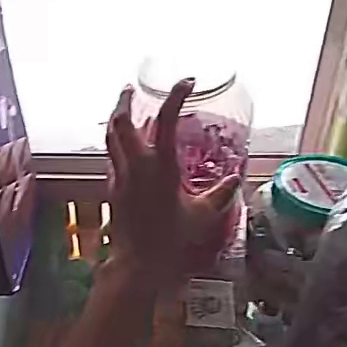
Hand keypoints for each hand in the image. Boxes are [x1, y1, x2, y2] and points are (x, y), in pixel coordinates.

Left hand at [104, 79, 241, 290]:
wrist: (137, 265)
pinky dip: (118, 146)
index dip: (176, 95)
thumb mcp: (203, 216)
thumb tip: (236, 180)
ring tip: (123, 109)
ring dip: (117, 120)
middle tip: (131, 88)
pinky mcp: (112, 190)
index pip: (166, 119)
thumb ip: (220, 195)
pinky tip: (126, 151)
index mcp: (160, 165)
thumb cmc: (172, 241)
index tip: (186, 82)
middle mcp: (135, 165)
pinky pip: (112, 159)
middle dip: (125, 100)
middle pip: (121, 122)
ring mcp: (120, 177)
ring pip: (111, 138)